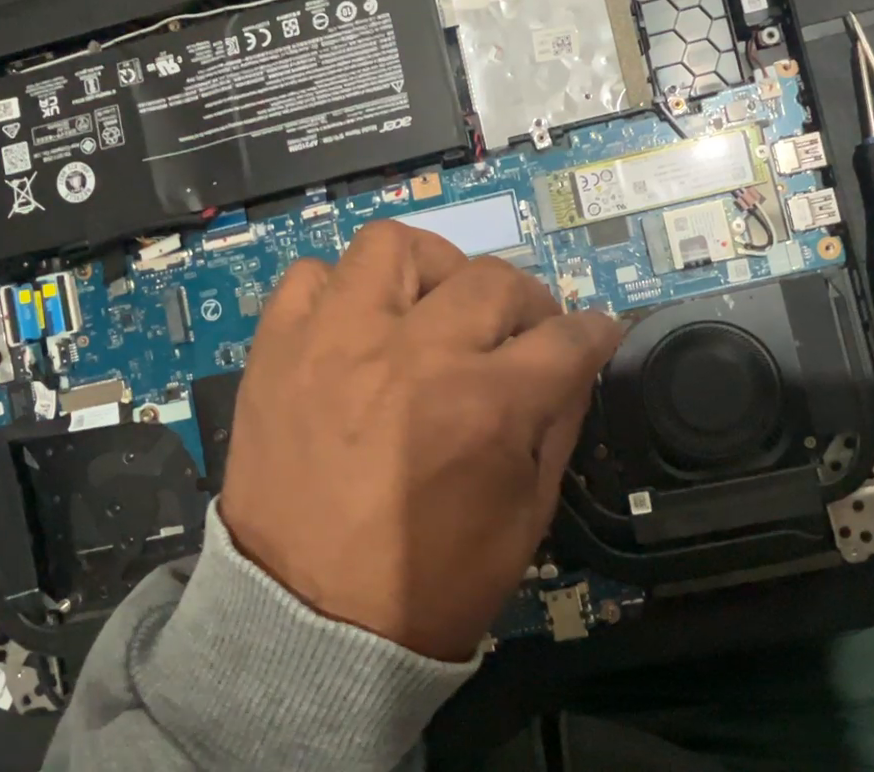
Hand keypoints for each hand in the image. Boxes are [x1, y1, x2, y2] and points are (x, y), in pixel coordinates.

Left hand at [218, 221, 622, 661]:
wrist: (307, 626)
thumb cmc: (431, 581)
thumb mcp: (527, 514)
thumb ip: (557, 423)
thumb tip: (573, 363)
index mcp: (485, 405)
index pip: (566, 337)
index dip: (594, 333)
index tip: (595, 334)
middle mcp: (414, 354)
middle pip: (493, 279)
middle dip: (526, 303)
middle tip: (518, 335)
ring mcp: (336, 342)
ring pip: (394, 246)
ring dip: (432, 269)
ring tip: (434, 308)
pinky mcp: (278, 350)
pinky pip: (310, 278)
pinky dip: (342, 292)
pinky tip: (357, 327)